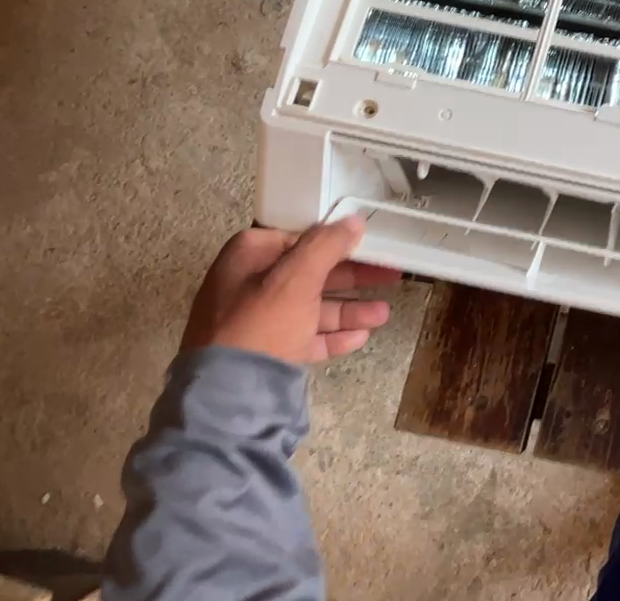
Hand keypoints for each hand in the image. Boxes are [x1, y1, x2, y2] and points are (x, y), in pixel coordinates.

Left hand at [180, 217, 402, 363]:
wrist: (228, 398)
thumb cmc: (260, 325)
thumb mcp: (295, 278)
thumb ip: (327, 245)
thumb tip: (353, 222)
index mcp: (249, 257)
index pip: (299, 238)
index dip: (336, 240)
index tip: (369, 243)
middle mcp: (250, 285)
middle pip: (313, 273)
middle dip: (354, 278)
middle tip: (390, 275)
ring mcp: (259, 321)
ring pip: (314, 307)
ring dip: (350, 309)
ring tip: (383, 315)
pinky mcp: (269, 351)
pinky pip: (308, 336)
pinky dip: (334, 335)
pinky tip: (361, 336)